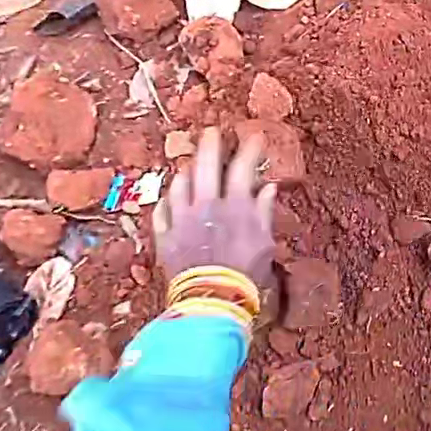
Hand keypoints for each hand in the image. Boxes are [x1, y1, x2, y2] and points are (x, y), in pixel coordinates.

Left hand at [153, 128, 277, 292]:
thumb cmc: (246, 272)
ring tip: (192, 164)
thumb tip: (268, 187)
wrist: (212, 299)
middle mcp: (206, 205)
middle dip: (211, 145)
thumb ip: (264, 211)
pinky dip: (168, 199)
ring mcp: (182, 219)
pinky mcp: (165, 236)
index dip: (250, 149)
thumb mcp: (265, 242)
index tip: (255, 136)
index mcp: (236, 206)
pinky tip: (171, 196)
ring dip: (188, 171)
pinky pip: (162, 210)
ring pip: (181, 184)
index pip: (243, 167)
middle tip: (212, 131)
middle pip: (207, 165)